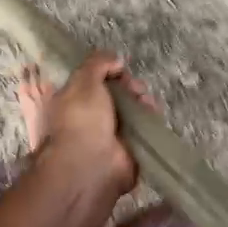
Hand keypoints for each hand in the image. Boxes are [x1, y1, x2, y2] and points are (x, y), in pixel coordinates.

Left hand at [37, 51, 156, 199]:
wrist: (91, 166)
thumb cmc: (82, 118)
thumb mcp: (84, 80)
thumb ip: (98, 63)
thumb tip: (116, 60)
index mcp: (74, 100)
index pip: (95, 80)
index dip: (110, 72)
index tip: (120, 69)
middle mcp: (91, 117)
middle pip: (117, 94)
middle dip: (130, 87)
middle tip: (136, 88)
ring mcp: (111, 135)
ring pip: (132, 111)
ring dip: (142, 102)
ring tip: (147, 102)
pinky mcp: (129, 152)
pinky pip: (143, 131)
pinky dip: (151, 120)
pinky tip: (153, 113)